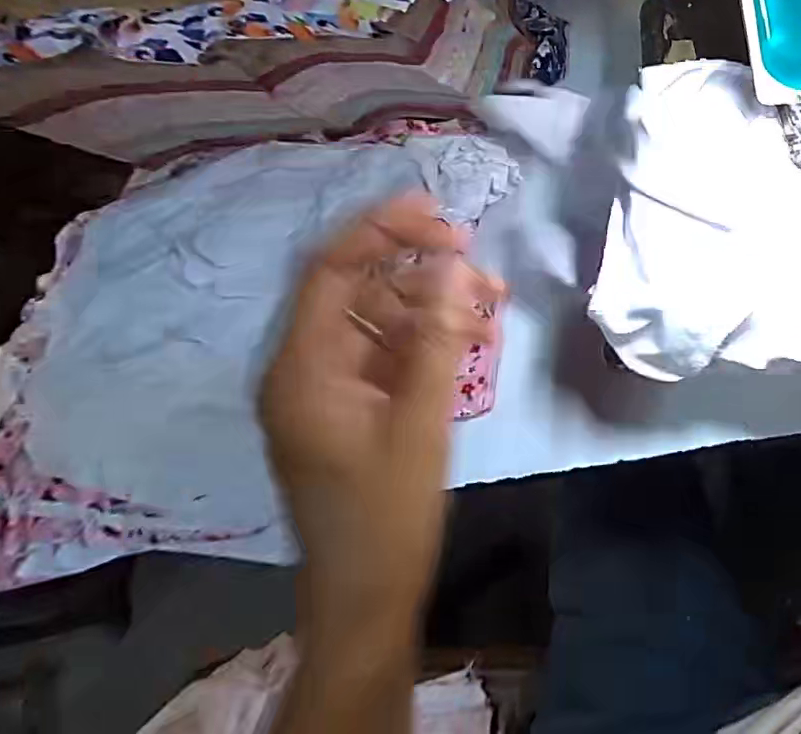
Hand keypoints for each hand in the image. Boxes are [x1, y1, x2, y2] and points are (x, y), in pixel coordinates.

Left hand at [259, 193, 501, 630]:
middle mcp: (310, 363)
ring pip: (387, 317)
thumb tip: (457, 266)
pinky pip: (396, 348)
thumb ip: (440, 336)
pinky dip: (435, 336)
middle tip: (477, 257)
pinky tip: (479, 337)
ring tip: (495, 303)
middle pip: (364, 288)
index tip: (436, 210)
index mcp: (305, 364)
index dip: (381, 230)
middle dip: (423, 268)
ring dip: (439, 303)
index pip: (333, 269)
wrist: (369, 590)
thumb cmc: (387, 510)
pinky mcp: (358, 400)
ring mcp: (334, 383)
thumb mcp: (421, 419)